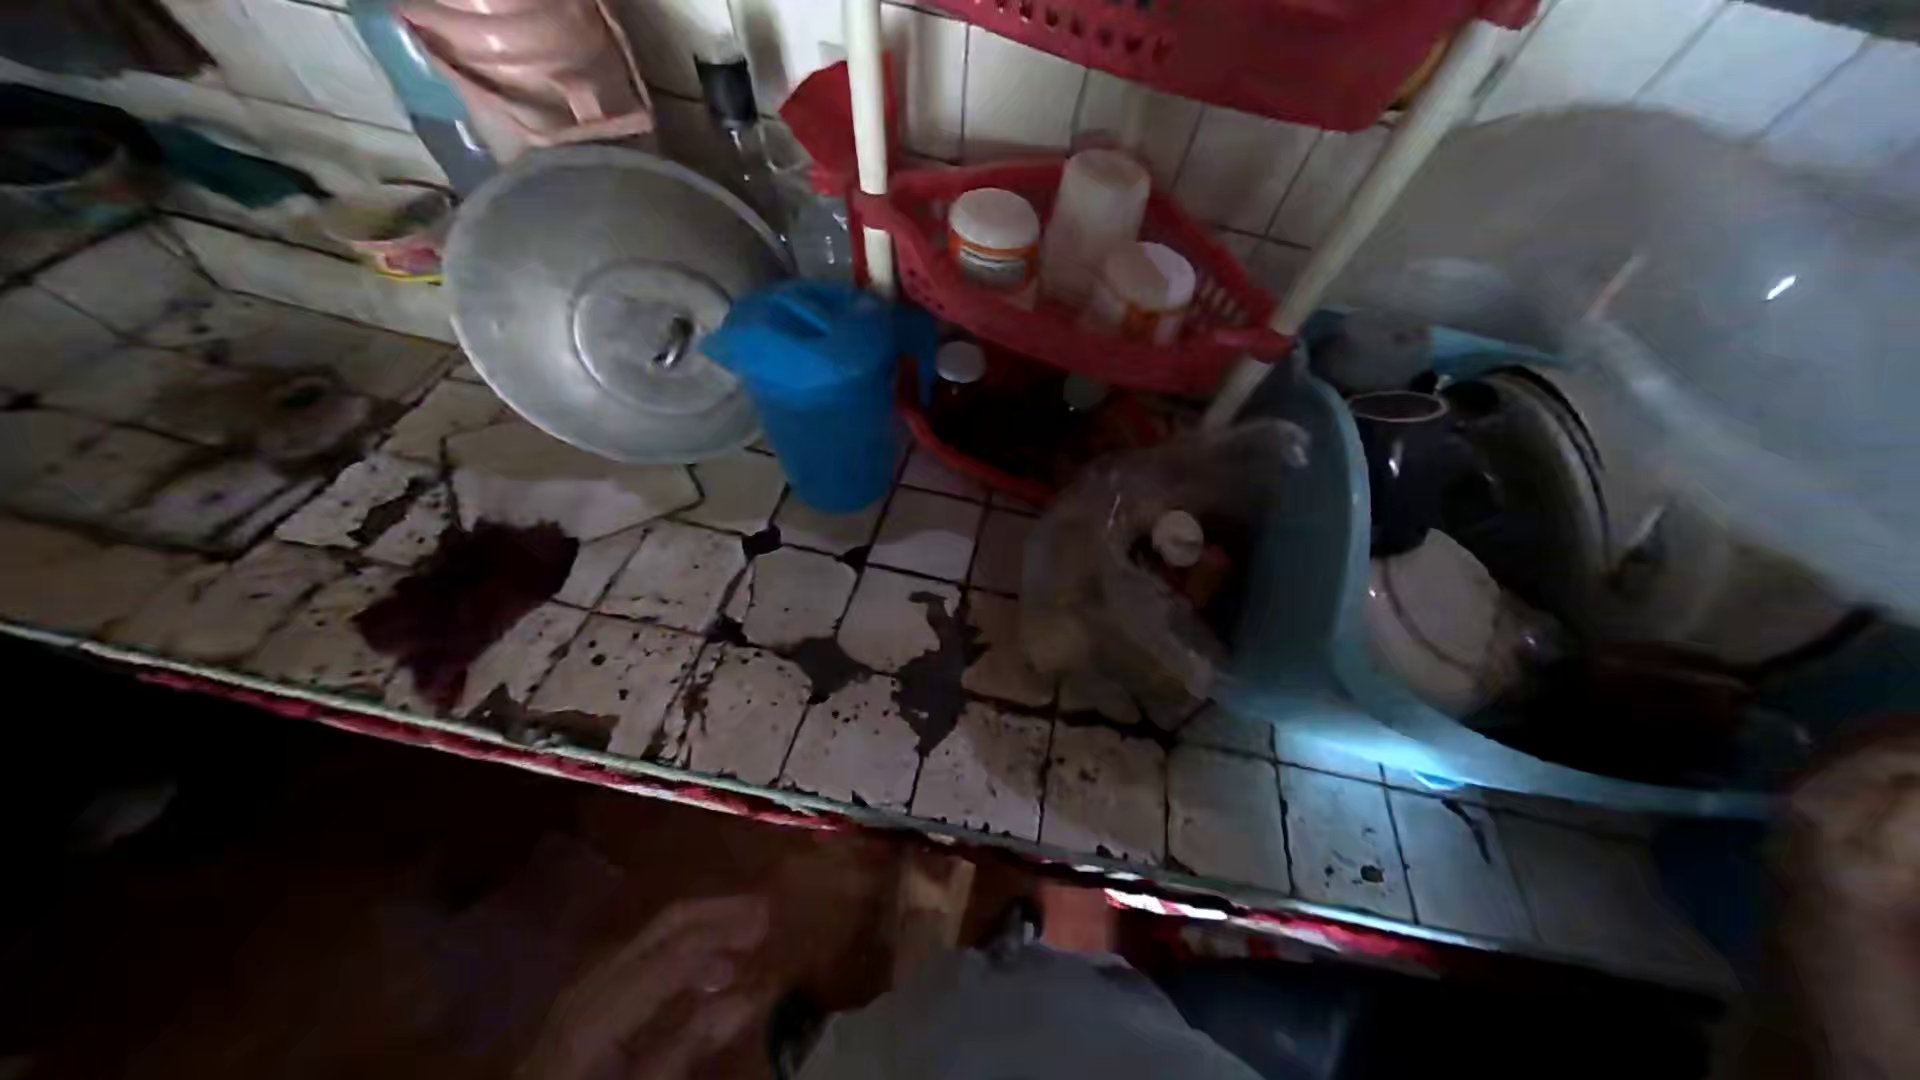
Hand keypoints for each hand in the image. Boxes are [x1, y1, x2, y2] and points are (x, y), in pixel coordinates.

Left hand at [518, 895, 771, 1079]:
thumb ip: (691, 1044)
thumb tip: (750, 995)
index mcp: (603, 1009)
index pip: (678, 950)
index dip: (728, 927)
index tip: (771, 916)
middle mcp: (593, 981)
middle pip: (666, 925)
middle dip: (719, 912)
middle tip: (765, 910)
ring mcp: (584, 985)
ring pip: (654, 934)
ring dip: (703, 929)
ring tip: (744, 944)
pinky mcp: (584, 997)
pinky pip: (640, 956)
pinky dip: (679, 952)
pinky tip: (704, 971)